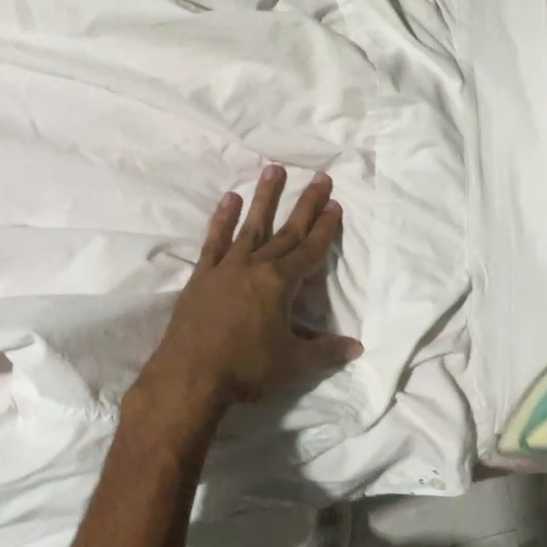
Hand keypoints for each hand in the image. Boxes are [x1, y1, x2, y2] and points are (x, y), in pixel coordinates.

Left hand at [137, 165, 363, 409]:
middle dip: (306, 204)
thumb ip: (326, 351)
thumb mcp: (293, 364)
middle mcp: (255, 266)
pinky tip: (229, 200)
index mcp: (280, 283)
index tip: (335, 204)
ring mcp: (226, 268)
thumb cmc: (246, 369)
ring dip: (264, 198)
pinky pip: (215, 241)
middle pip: (286, 230)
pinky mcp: (202, 277)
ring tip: (273, 170)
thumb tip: (357, 348)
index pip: (310, 249)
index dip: (326, 227)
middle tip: (319, 177)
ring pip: (250, 226)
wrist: (189, 377)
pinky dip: (222, 220)